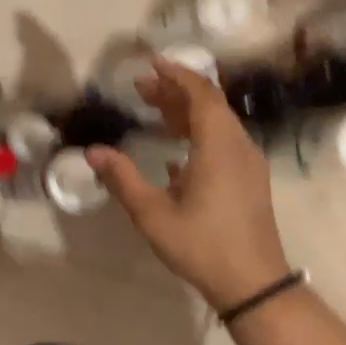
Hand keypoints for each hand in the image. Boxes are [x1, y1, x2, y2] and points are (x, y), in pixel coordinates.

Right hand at [86, 58, 292, 309]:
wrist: (251, 281)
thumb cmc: (200, 244)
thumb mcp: (151, 213)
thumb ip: (123, 178)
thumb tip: (94, 151)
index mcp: (218, 148)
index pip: (202, 97)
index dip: (178, 76)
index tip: (153, 64)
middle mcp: (238, 148)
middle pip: (210, 107)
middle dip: (176, 92)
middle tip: (141, 86)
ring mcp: (246, 166)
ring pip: (218, 125)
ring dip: (186, 112)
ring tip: (153, 108)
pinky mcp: (246, 181)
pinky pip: (222, 143)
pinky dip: (196, 134)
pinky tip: (173, 149)